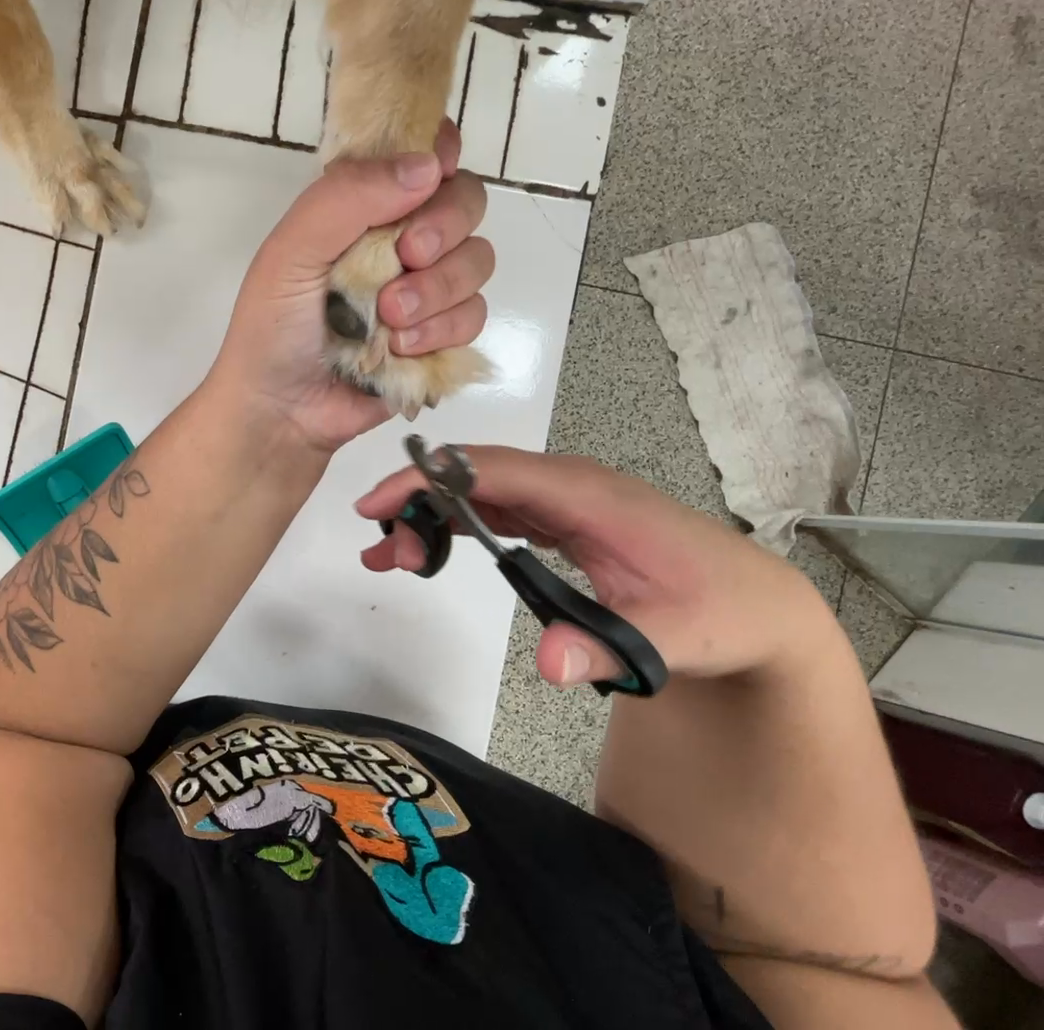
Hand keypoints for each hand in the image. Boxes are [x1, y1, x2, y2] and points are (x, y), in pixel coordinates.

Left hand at [204, 119, 492, 452]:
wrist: (278, 411)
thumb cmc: (271, 330)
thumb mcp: (290, 252)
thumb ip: (347, 198)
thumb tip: (430, 164)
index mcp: (359, 210)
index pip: (420, 155)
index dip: (439, 152)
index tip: (434, 170)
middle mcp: (398, 241)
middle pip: (466, 200)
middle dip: (443, 226)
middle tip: (406, 255)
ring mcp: (422, 290)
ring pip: (477, 260)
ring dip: (437, 289)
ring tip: (388, 318)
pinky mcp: (438, 338)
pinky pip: (474, 315)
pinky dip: (440, 330)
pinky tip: (400, 349)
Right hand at [354, 447, 836, 687]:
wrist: (758, 606)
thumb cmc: (722, 613)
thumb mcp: (680, 638)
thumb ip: (614, 645)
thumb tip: (548, 664)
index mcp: (590, 496)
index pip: (493, 471)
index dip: (428, 480)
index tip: (377, 505)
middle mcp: (568, 487)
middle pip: (472, 476)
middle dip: (417, 504)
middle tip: (387, 555)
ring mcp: (562, 501)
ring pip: (475, 492)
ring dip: (427, 517)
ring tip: (390, 556)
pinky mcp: (558, 520)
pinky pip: (489, 510)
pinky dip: (448, 526)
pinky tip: (421, 551)